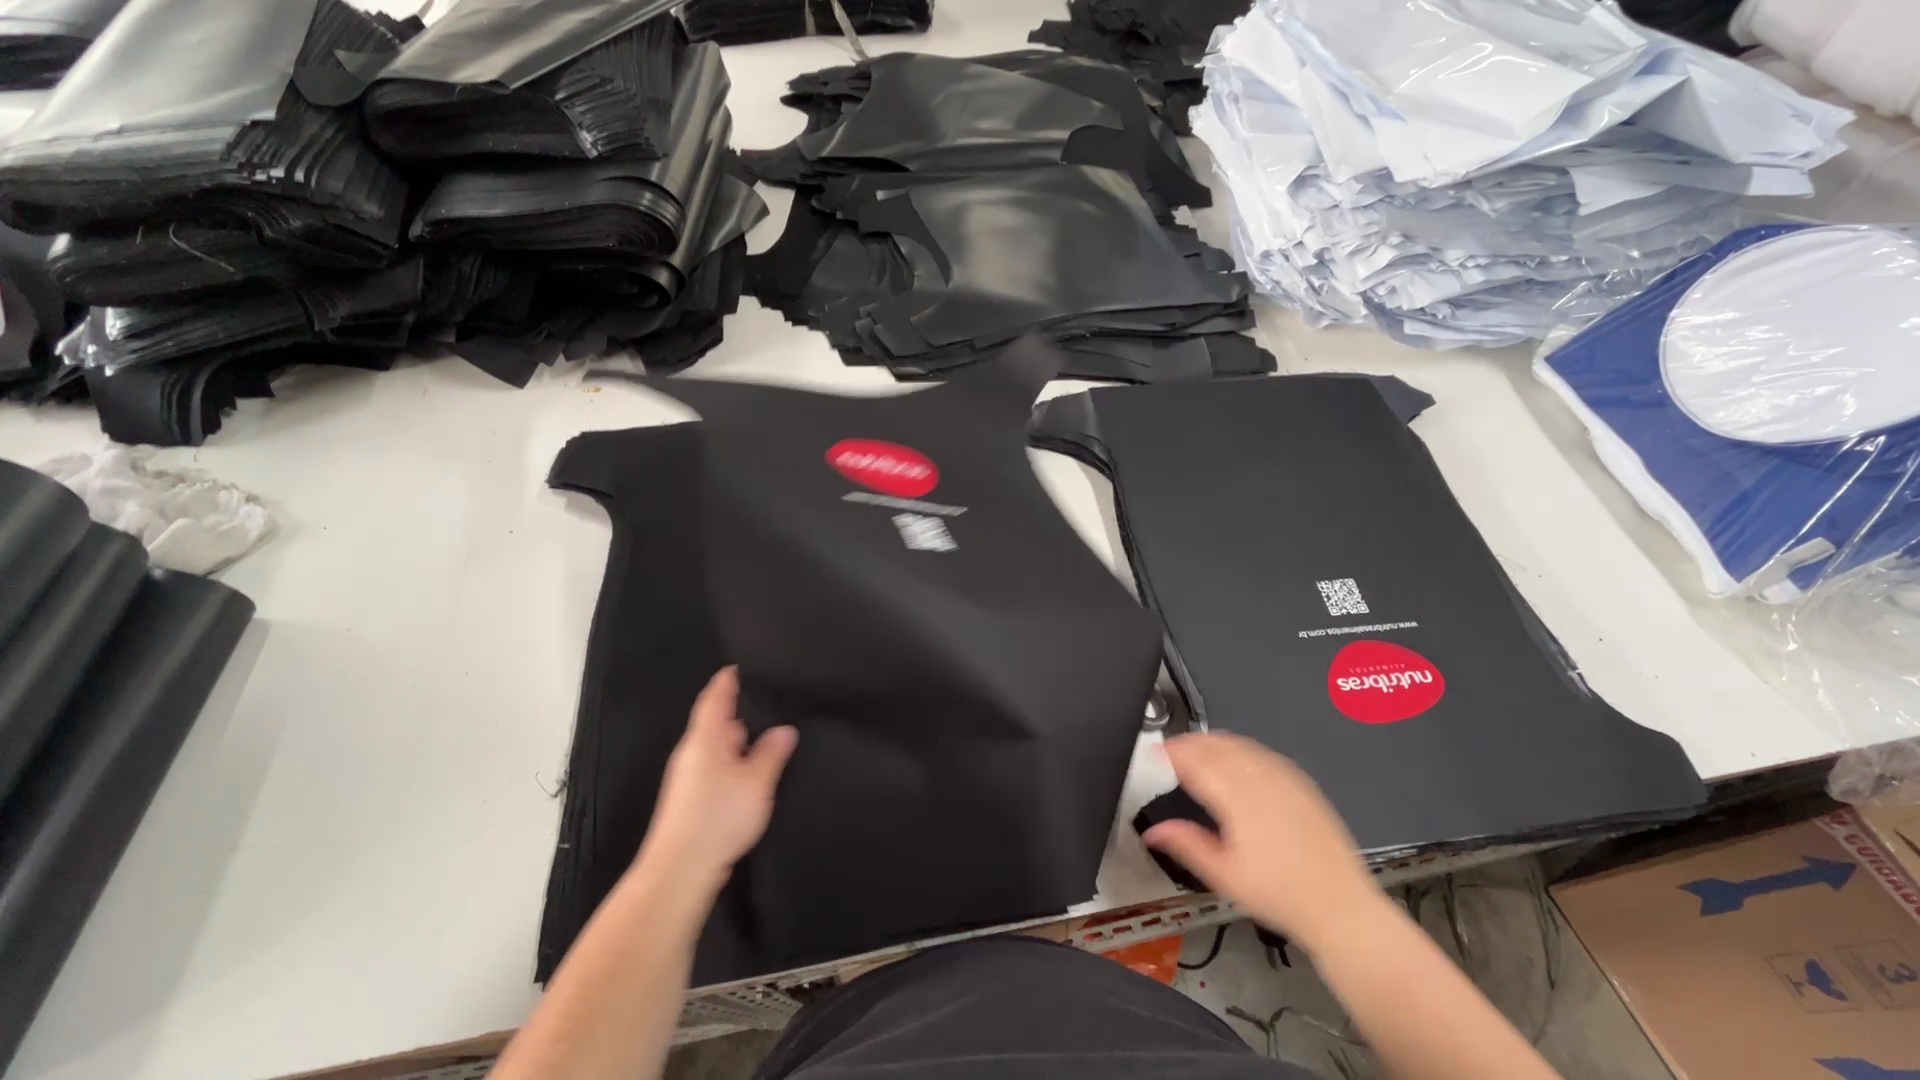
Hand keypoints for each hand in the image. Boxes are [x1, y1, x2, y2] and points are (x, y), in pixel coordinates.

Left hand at [636, 667, 796, 882]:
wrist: (680, 869)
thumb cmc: (718, 815)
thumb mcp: (756, 781)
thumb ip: (772, 752)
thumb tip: (784, 730)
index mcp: (704, 738)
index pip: (715, 697)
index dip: (728, 680)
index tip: (742, 666)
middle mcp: (692, 753)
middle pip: (716, 724)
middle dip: (741, 715)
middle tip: (771, 704)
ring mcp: (689, 778)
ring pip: (718, 750)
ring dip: (740, 745)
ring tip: (770, 740)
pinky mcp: (691, 801)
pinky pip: (717, 771)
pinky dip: (734, 766)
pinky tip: (753, 776)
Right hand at [1143, 732, 1382, 946]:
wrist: (1339, 906)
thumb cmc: (1278, 894)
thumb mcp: (1225, 876)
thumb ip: (1187, 845)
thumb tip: (1153, 831)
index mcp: (1240, 800)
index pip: (1198, 762)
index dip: (1173, 753)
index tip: (1155, 753)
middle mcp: (1263, 780)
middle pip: (1220, 746)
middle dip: (1192, 743)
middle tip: (1171, 750)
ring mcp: (1287, 779)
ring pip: (1244, 746)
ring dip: (1216, 742)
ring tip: (1198, 749)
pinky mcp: (1304, 784)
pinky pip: (1266, 754)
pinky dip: (1243, 749)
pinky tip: (1238, 760)